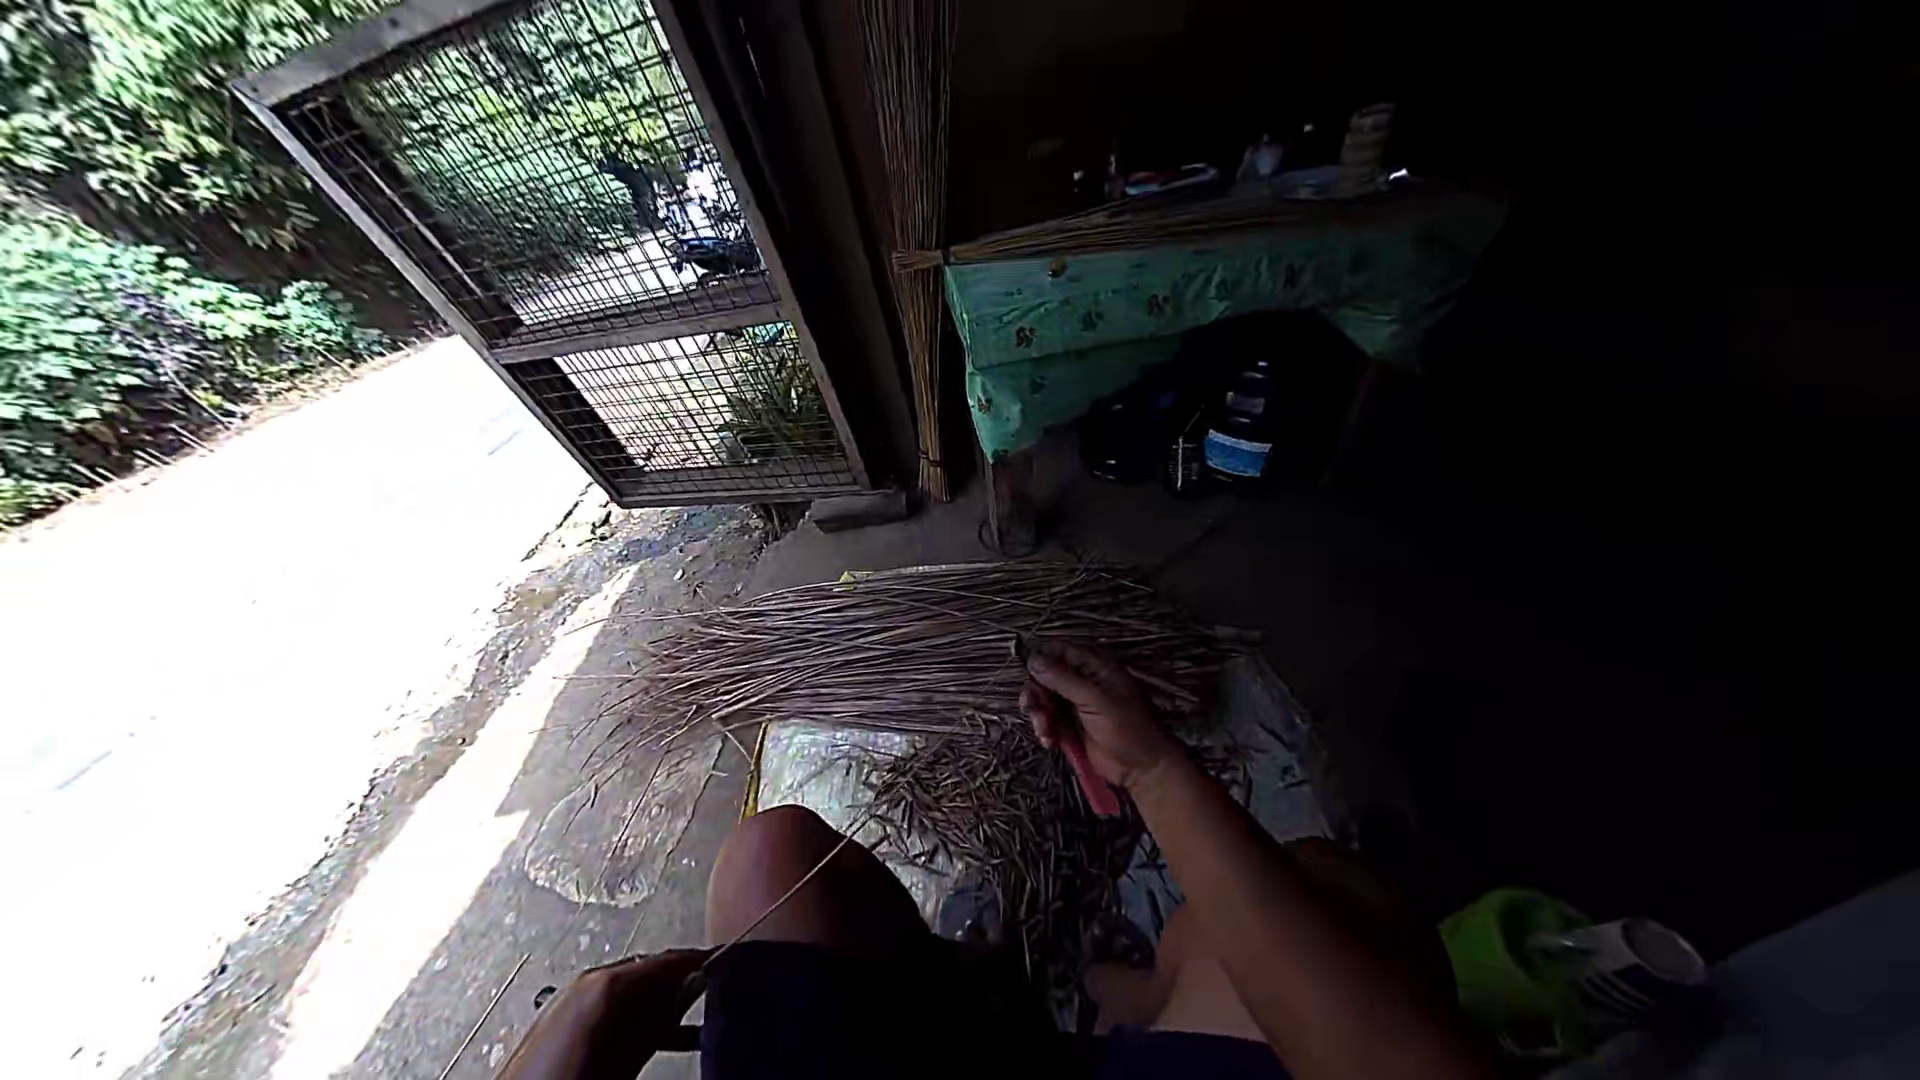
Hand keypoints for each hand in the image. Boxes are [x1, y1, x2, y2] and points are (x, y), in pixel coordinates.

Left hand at [497, 948, 710, 1079]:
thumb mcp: (634, 1054)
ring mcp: (570, 996)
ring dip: (656, 1000)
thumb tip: (694, 985)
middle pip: (648, 968)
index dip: (698, 960)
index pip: (668, 958)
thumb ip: (665, 1015)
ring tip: (684, 1019)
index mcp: (608, 982)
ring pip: (629, 987)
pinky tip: (648, 1033)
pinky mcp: (559, 1017)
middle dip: (678, 979)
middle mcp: (588, 980)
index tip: (721, 961)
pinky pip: (607, 1003)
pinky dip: (631, 1013)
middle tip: (707, 989)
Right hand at [1021, 643, 1179, 790]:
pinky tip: (1049, 741)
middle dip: (1037, 691)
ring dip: (1040, 714)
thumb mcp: (1096, 700)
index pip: (1064, 651)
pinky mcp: (1072, 727)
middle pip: (1048, 677)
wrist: (1143, 769)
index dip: (1043, 655)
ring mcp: (1077, 706)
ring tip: (1044, 729)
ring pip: (1045, 700)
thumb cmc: (1127, 728)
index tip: (1025, 665)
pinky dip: (1045, 730)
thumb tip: (1034, 660)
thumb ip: (1063, 680)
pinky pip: (1049, 721)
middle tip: (1032, 704)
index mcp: (1096, 669)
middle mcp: (1085, 683)